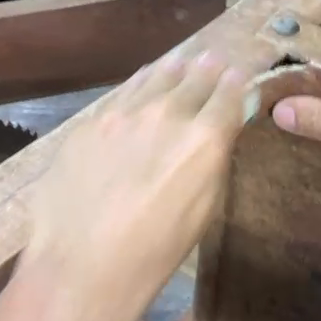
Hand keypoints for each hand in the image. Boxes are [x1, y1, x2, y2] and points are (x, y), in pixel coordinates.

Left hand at [20, 50, 249, 320]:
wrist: (82, 261)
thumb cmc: (153, 252)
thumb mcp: (202, 211)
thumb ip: (211, 162)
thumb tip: (217, 134)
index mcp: (204, 139)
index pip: (228, 96)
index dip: (236, 84)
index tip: (238, 75)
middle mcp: (167, 114)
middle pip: (193, 78)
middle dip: (207, 69)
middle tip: (213, 59)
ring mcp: (125, 112)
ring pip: (156, 76)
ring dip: (174, 69)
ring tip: (182, 61)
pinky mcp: (92, 119)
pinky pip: (124, 91)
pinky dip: (141, 82)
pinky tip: (144, 80)